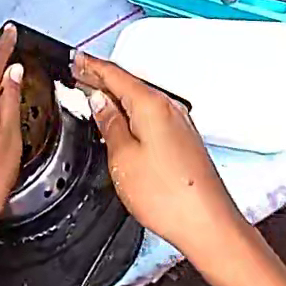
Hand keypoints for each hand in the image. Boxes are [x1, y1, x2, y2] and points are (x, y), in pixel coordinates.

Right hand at [73, 52, 248, 261]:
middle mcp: (169, 107)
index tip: (76, 59)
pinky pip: (151, 113)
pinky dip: (131, 110)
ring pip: (140, 98)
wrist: (209, 225)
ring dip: (116, 94)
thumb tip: (99, 102)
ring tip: (94, 94)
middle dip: (102, 78)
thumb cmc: (169, 196)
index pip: (114, 74)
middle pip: (129, 83)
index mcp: (151, 105)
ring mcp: (178, 123)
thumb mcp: (122, 158)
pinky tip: (121, 119)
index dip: (91, 65)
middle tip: (79, 72)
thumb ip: (109, 124)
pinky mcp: (183, 138)